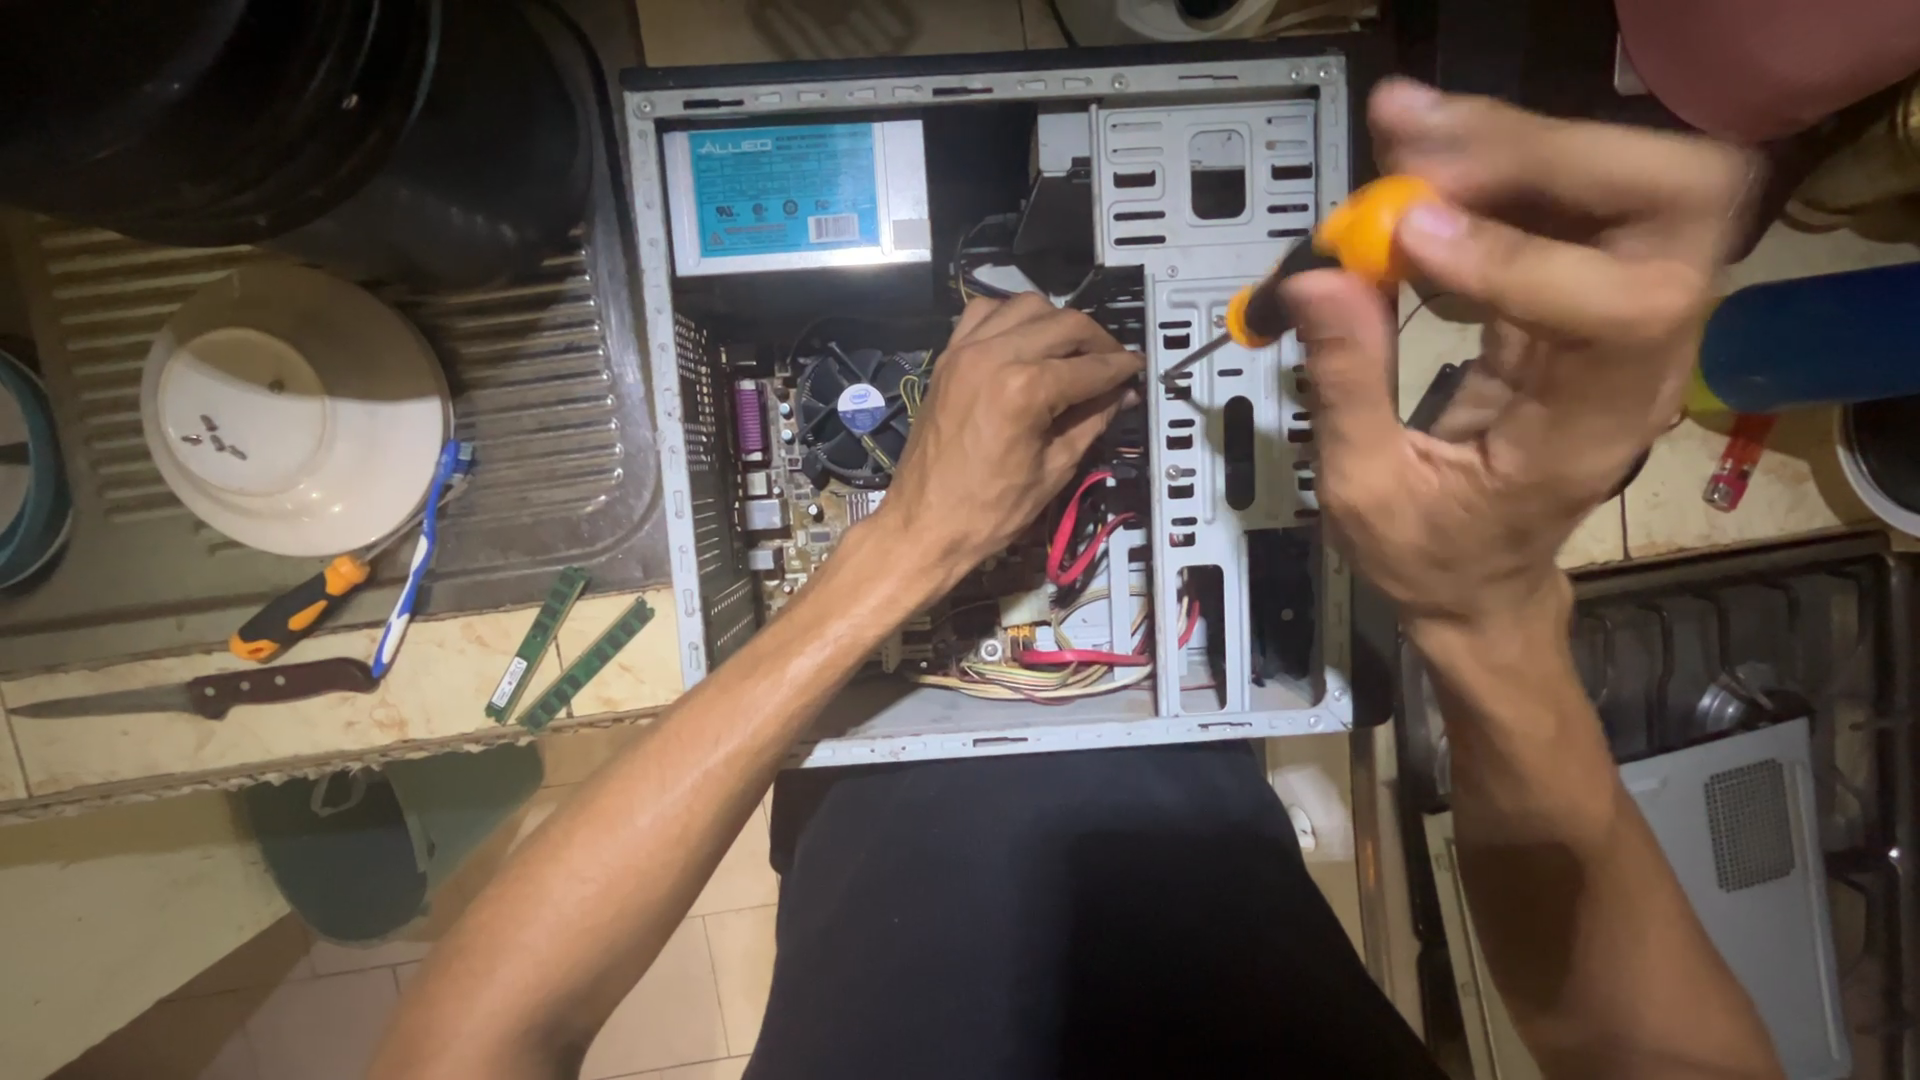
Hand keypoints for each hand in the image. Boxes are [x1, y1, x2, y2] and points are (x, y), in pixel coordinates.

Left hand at [876, 293, 1141, 578]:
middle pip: (1065, 324)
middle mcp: (994, 356)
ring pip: (1027, 306)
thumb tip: (1120, 394)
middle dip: (1098, 341)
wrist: (924, 523)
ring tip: (1072, 352)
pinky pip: (984, 313)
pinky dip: (1012, 317)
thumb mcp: (1054, 470)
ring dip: (1057, 322)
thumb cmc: (988, 511)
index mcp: (1024, 389)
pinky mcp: (947, 357)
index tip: (1138, 369)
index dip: (1121, 368)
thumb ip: (1091, 422)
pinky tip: (1026, 340)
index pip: (1090, 366)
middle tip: (1113, 365)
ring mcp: (965, 351)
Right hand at [1282, 79, 1750, 633]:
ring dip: (1511, 148)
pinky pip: (1558, 212)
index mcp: (1588, 431)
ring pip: (1625, 186)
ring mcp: (1617, 321)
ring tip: (1401, 141)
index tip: (1403, 236)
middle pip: (1671, 204)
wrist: (1480, 584)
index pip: (1619, 308)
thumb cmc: (1427, 558)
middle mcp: (1637, 359)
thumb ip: (1345, 387)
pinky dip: (1489, 177)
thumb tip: (1315, 280)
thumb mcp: (1363, 491)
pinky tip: (1415, 174)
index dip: (1520, 255)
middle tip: (1413, 153)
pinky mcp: (1575, 301)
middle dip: (1543, 158)